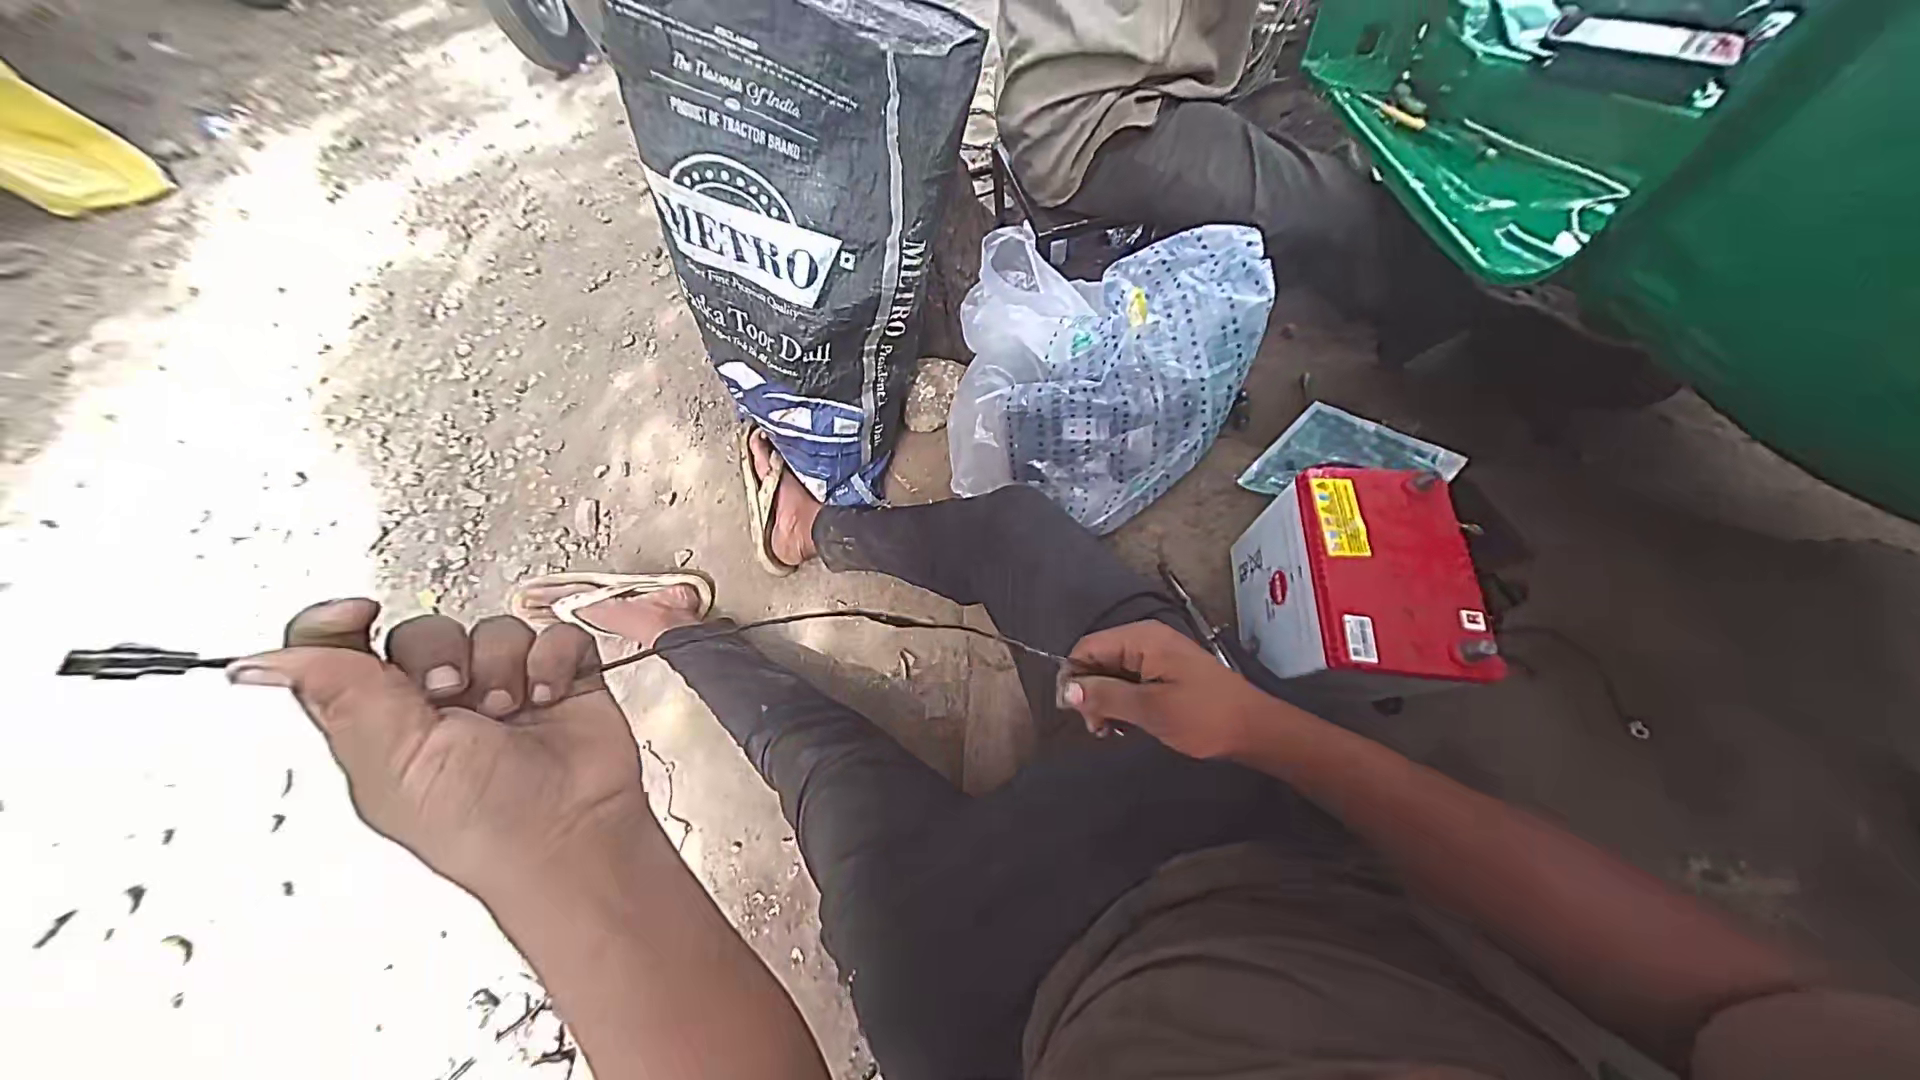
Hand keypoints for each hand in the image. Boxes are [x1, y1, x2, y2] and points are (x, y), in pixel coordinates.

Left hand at [226, 598, 649, 896]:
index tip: (357, 612)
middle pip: (425, 633)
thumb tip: (260, 665)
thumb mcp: (394, 763)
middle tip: (455, 694)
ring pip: (495, 629)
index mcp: (384, 724)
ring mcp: (506, 687)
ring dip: (505, 663)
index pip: (343, 655)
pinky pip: (554, 636)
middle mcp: (443, 703)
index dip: (340, 624)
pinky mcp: (560, 679)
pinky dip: (553, 658)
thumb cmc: (482, 820)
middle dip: (443, 656)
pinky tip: (549, 693)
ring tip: (512, 705)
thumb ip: (341, 699)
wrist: (570, 827)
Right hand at [1062, 619, 1275, 759]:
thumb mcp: (1150, 709)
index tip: (1074, 713)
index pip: (1086, 647)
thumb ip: (1105, 695)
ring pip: (1111, 672)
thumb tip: (1066, 690)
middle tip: (1097, 728)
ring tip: (1110, 730)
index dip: (1073, 677)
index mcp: (1141, 638)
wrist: (1257, 730)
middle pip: (1097, 658)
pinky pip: (1128, 680)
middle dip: (1090, 692)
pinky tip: (1125, 723)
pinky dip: (1121, 700)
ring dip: (1105, 700)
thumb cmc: (1204, 717)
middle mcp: (1145, 639)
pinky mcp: (1164, 671)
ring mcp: (1156, 654)